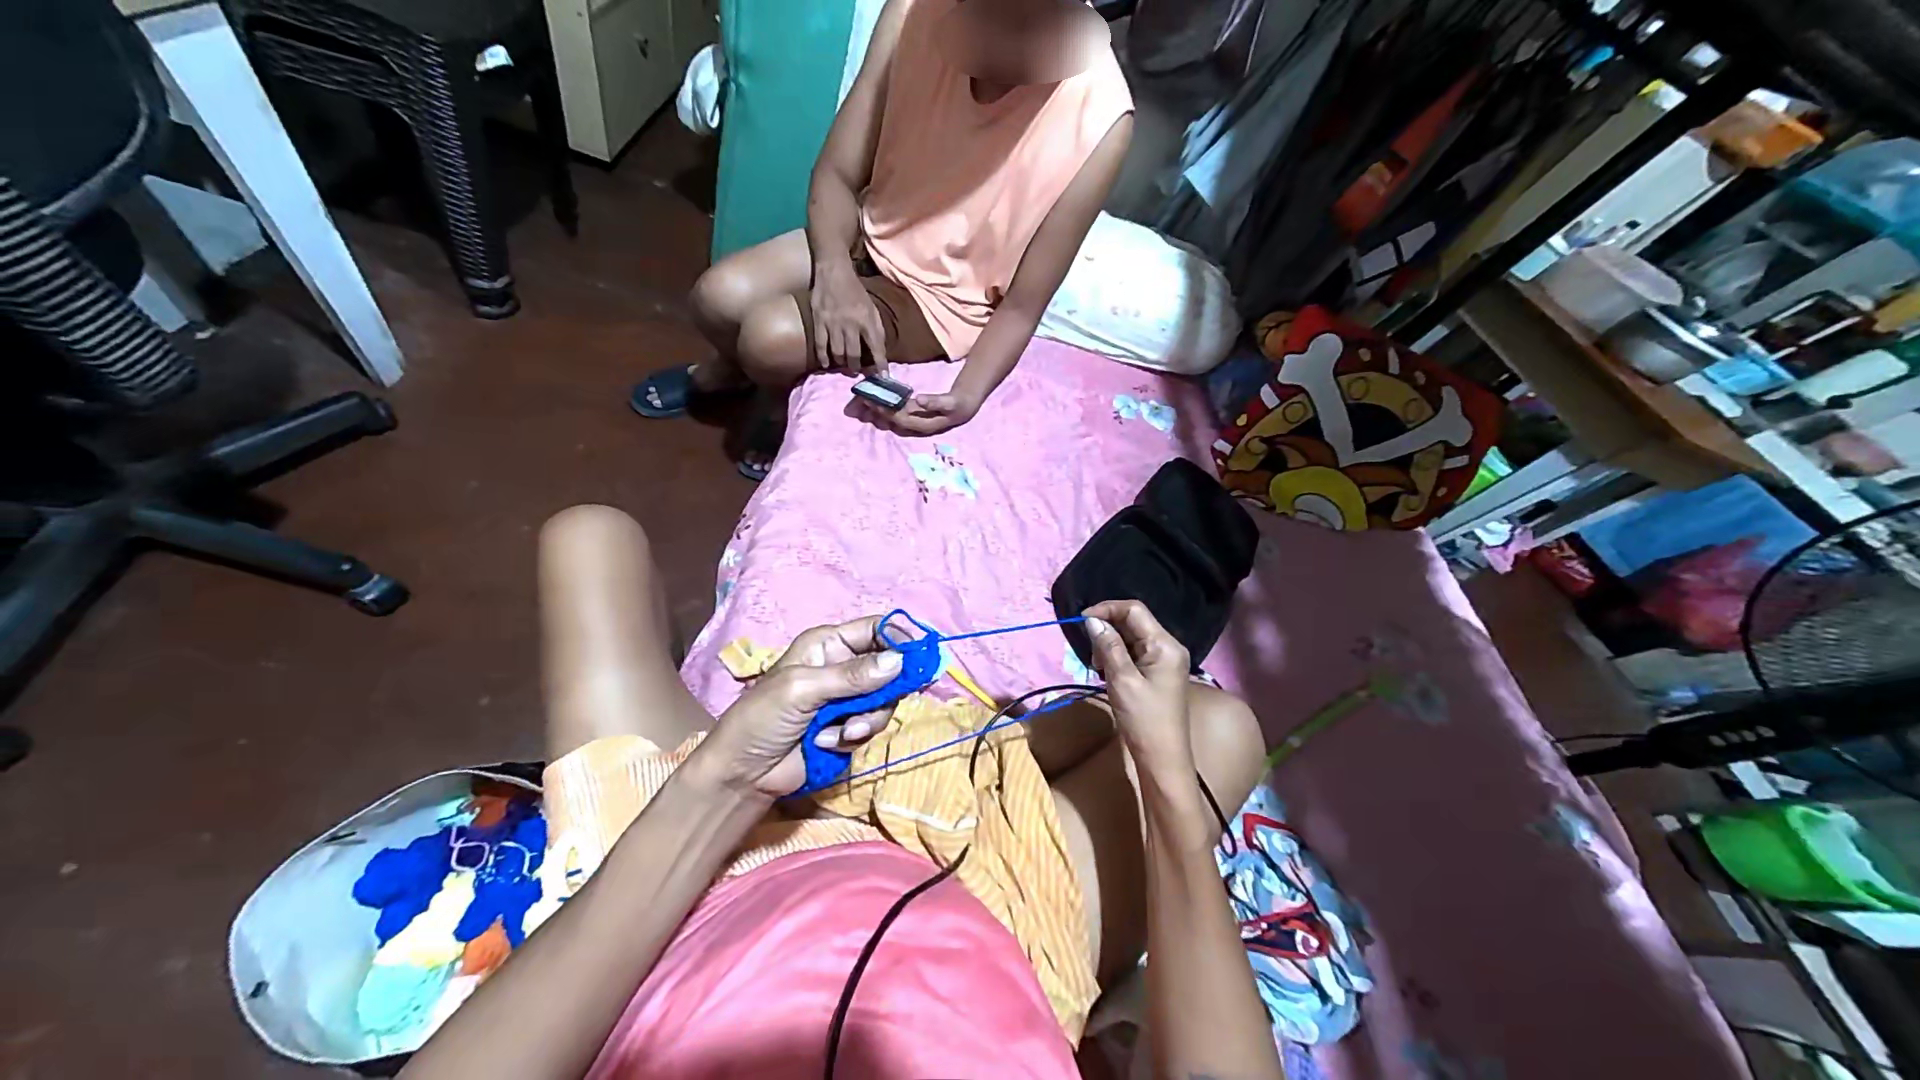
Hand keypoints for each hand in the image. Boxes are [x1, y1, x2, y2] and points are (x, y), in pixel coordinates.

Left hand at [691, 615, 900, 798]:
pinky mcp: (848, 727)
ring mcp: (847, 699)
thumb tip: (899, 661)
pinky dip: (856, 736)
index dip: (900, 638)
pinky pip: (872, 725)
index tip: (921, 655)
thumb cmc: (761, 718)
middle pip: (889, 666)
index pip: (875, 630)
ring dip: (868, 718)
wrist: (741, 773)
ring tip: (844, 733)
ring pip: (885, 700)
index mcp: (827, 644)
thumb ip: (852, 676)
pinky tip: (830, 742)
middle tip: (883, 702)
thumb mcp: (803, 689)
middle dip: (887, 688)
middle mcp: (842, 666)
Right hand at [809, 260, 887, 373]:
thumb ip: (877, 328)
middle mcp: (851, 323)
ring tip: (844, 367)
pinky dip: (824, 357)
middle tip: (856, 372)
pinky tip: (827, 365)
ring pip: (838, 352)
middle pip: (854, 353)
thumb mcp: (872, 308)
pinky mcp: (819, 321)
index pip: (876, 346)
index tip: (884, 377)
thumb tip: (880, 350)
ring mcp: (833, 323)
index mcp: (867, 319)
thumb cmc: (855, 291)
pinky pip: (821, 345)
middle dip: (856, 366)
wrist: (834, 271)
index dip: (880, 364)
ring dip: (842, 363)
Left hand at [872, 391, 978, 435]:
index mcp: (923, 425)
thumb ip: (935, 402)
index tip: (874, 402)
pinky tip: (877, 400)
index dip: (887, 412)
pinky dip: (886, 407)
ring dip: (879, 411)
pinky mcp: (912, 415)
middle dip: (878, 412)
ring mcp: (913, 422)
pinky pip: (895, 413)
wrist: (963, 407)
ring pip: (892, 419)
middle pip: (892, 421)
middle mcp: (915, 426)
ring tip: (865, 401)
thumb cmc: (957, 405)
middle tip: (864, 399)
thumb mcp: (950, 403)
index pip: (900, 420)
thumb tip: (919, 400)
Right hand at [1082, 600, 1192, 780]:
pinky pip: (1135, 653)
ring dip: (1111, 644)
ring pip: (1132, 637)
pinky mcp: (1158, 673)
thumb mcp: (1122, 680)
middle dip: (1108, 629)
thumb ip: (1109, 647)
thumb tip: (1093, 621)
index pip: (1134, 610)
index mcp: (1165, 645)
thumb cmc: (1143, 719)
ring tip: (1098, 666)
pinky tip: (1107, 672)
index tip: (1081, 620)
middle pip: (1134, 622)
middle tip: (1090, 651)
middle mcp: (1169, 647)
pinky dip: (1118, 656)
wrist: (1162, 758)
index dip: (1107, 609)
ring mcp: (1165, 661)